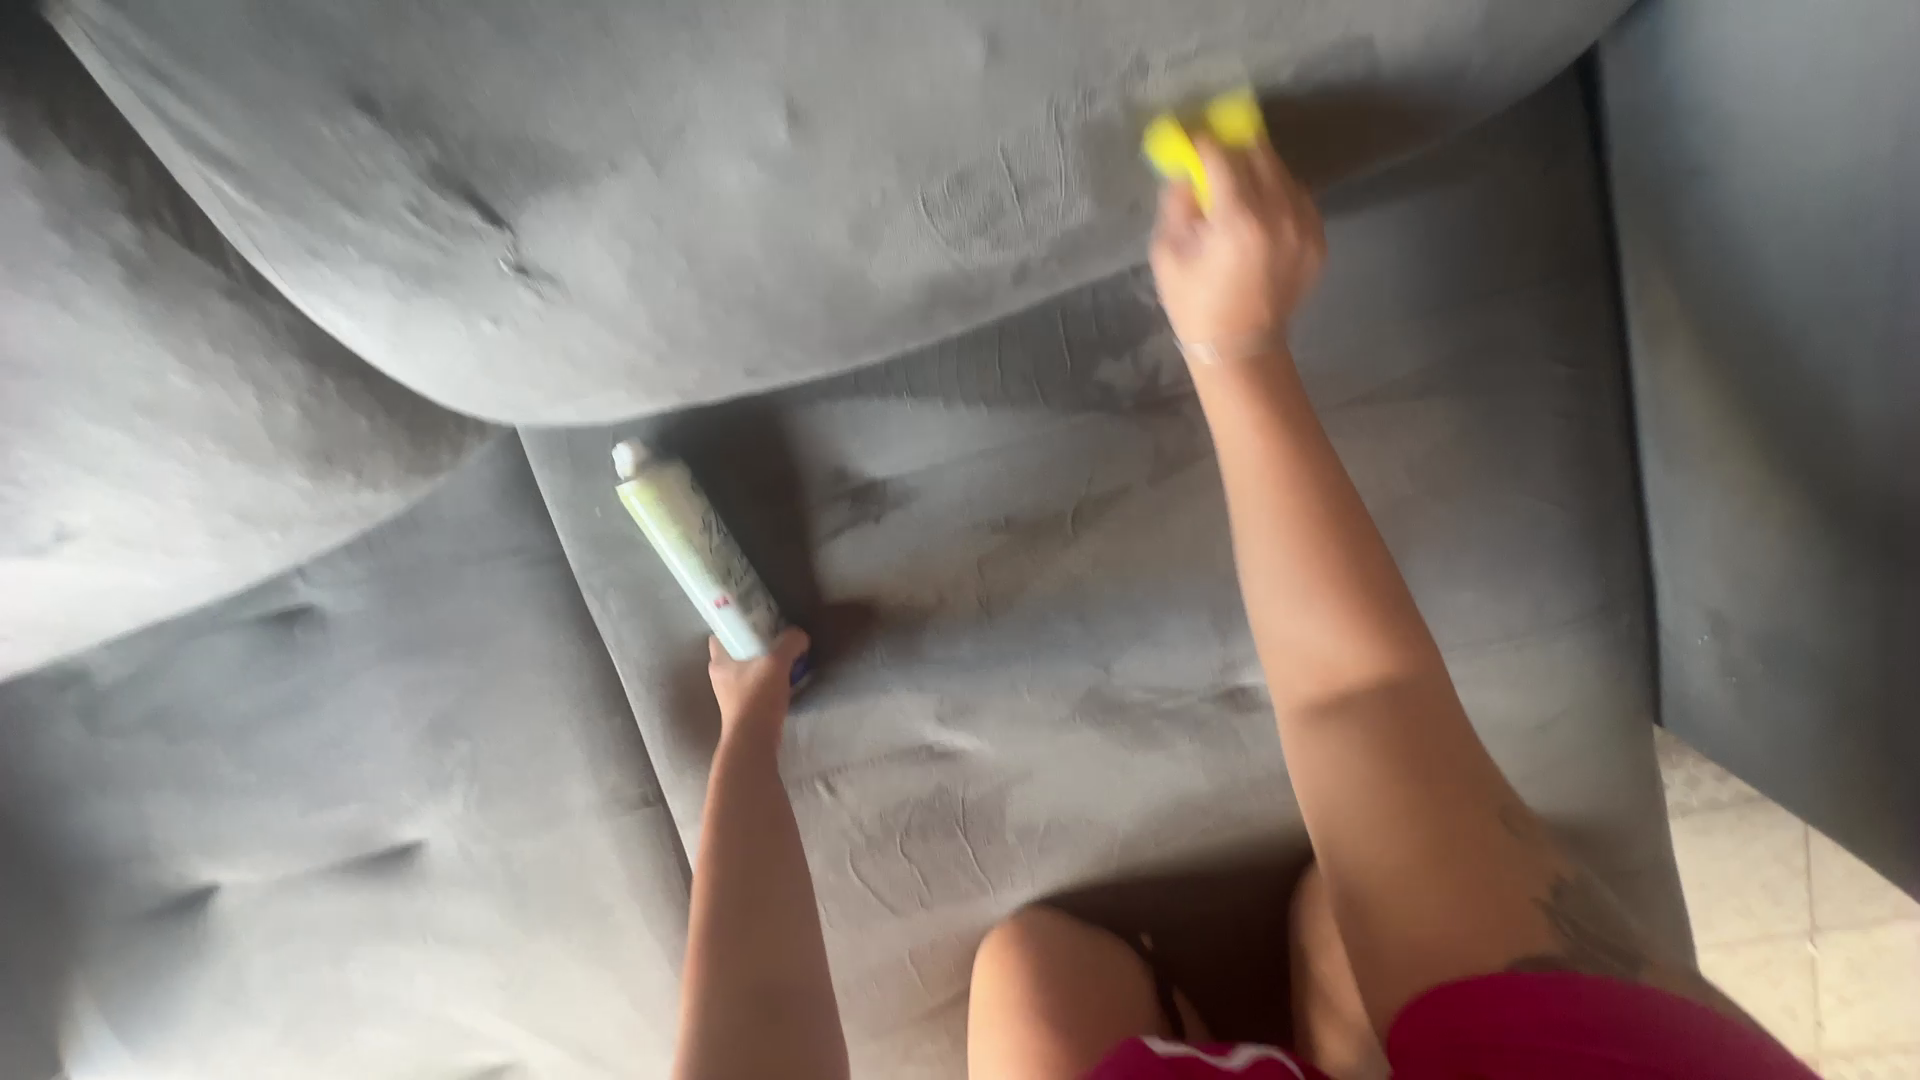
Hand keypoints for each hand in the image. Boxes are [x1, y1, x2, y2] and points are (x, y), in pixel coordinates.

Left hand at [708, 627, 808, 740]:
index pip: (720, 634)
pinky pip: (753, 684)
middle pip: (736, 650)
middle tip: (775, 636)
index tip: (756, 619)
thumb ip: (790, 643)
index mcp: (720, 661)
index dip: (736, 624)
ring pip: (745, 668)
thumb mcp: (777, 662)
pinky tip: (783, 679)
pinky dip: (766, 679)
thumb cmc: (757, 697)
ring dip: (762, 662)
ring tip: (783, 657)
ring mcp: (729, 693)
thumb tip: (800, 636)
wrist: (753, 740)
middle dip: (754, 643)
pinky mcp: (741, 707)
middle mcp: (720, 675)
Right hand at [1150, 133, 1325, 361]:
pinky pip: (1297, 199)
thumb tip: (1185, 170)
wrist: (1241, 348)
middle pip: (1258, 153)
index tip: (1190, 142)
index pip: (1221, 155)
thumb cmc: (1195, 306)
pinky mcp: (1318, 238)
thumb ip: (1177, 204)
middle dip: (1233, 150)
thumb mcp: (1167, 256)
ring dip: (1257, 173)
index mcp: (1239, 218)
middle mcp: (1279, 212)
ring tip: (1238, 192)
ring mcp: (1305, 224)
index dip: (1202, 144)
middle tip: (1215, 159)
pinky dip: (1277, 197)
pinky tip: (1260, 218)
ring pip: (1282, 173)